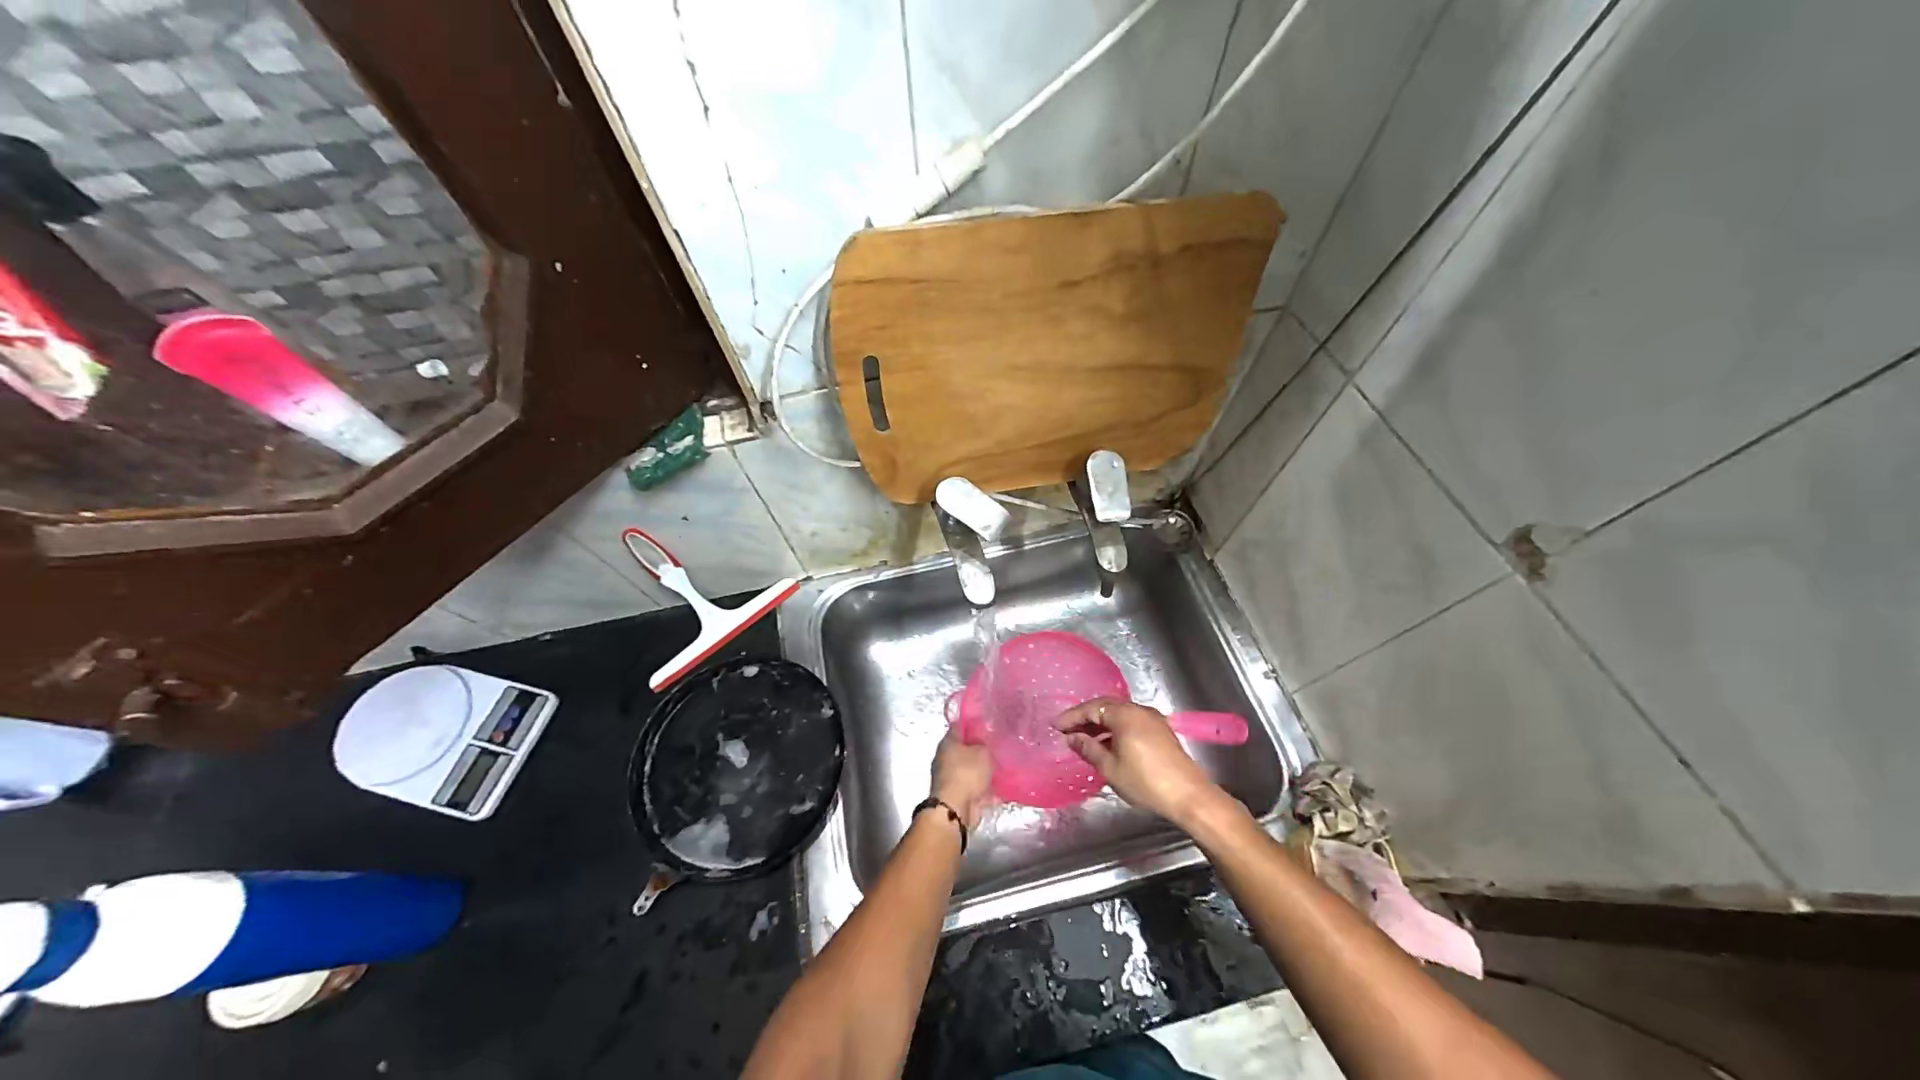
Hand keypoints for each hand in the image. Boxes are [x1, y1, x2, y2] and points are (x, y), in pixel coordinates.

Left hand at [930, 728, 992, 828]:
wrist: (955, 808)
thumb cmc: (968, 773)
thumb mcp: (983, 752)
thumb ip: (984, 744)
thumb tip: (981, 744)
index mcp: (947, 742)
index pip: (960, 726)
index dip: (973, 724)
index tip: (987, 726)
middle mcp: (944, 757)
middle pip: (963, 748)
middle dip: (978, 749)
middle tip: (995, 748)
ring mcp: (947, 776)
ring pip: (967, 767)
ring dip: (979, 769)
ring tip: (998, 767)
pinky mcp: (953, 793)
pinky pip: (970, 784)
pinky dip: (979, 785)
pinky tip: (994, 785)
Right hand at [1054, 698, 1227, 827]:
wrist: (1188, 795)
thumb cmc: (1145, 782)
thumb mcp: (1110, 768)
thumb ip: (1089, 749)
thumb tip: (1073, 738)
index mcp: (1125, 715)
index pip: (1092, 708)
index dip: (1072, 716)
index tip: (1056, 725)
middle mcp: (1139, 710)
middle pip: (1106, 707)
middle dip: (1085, 717)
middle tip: (1067, 729)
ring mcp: (1153, 719)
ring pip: (1119, 715)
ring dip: (1101, 724)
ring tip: (1084, 739)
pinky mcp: (1161, 731)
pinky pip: (1131, 722)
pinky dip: (1115, 729)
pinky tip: (1107, 744)